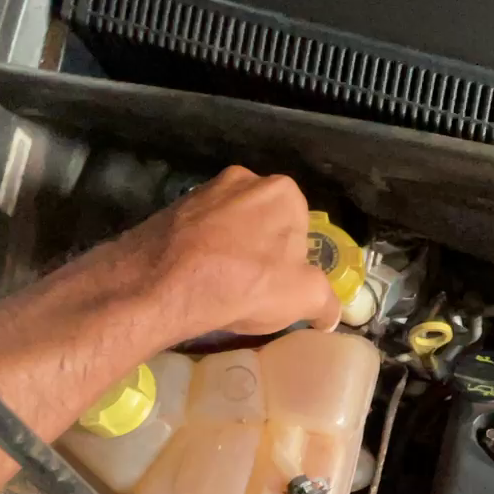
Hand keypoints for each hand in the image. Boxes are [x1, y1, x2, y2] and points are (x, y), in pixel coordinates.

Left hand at [64, 166, 342, 342]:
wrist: (164, 284)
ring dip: (233, 253)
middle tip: (257, 289)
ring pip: (232, 229)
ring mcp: (203, 191)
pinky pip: (200, 234)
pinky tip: (199, 281)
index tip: (285, 286)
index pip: (302, 229)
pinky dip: (203, 255)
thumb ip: (327, 302)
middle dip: (264, 253)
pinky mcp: (170, 208)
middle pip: (266, 225)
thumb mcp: (307, 298)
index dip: (296, 262)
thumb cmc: (248, 283)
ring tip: (226, 288)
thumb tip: (328, 315)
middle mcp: (244, 179)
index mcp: (284, 192)